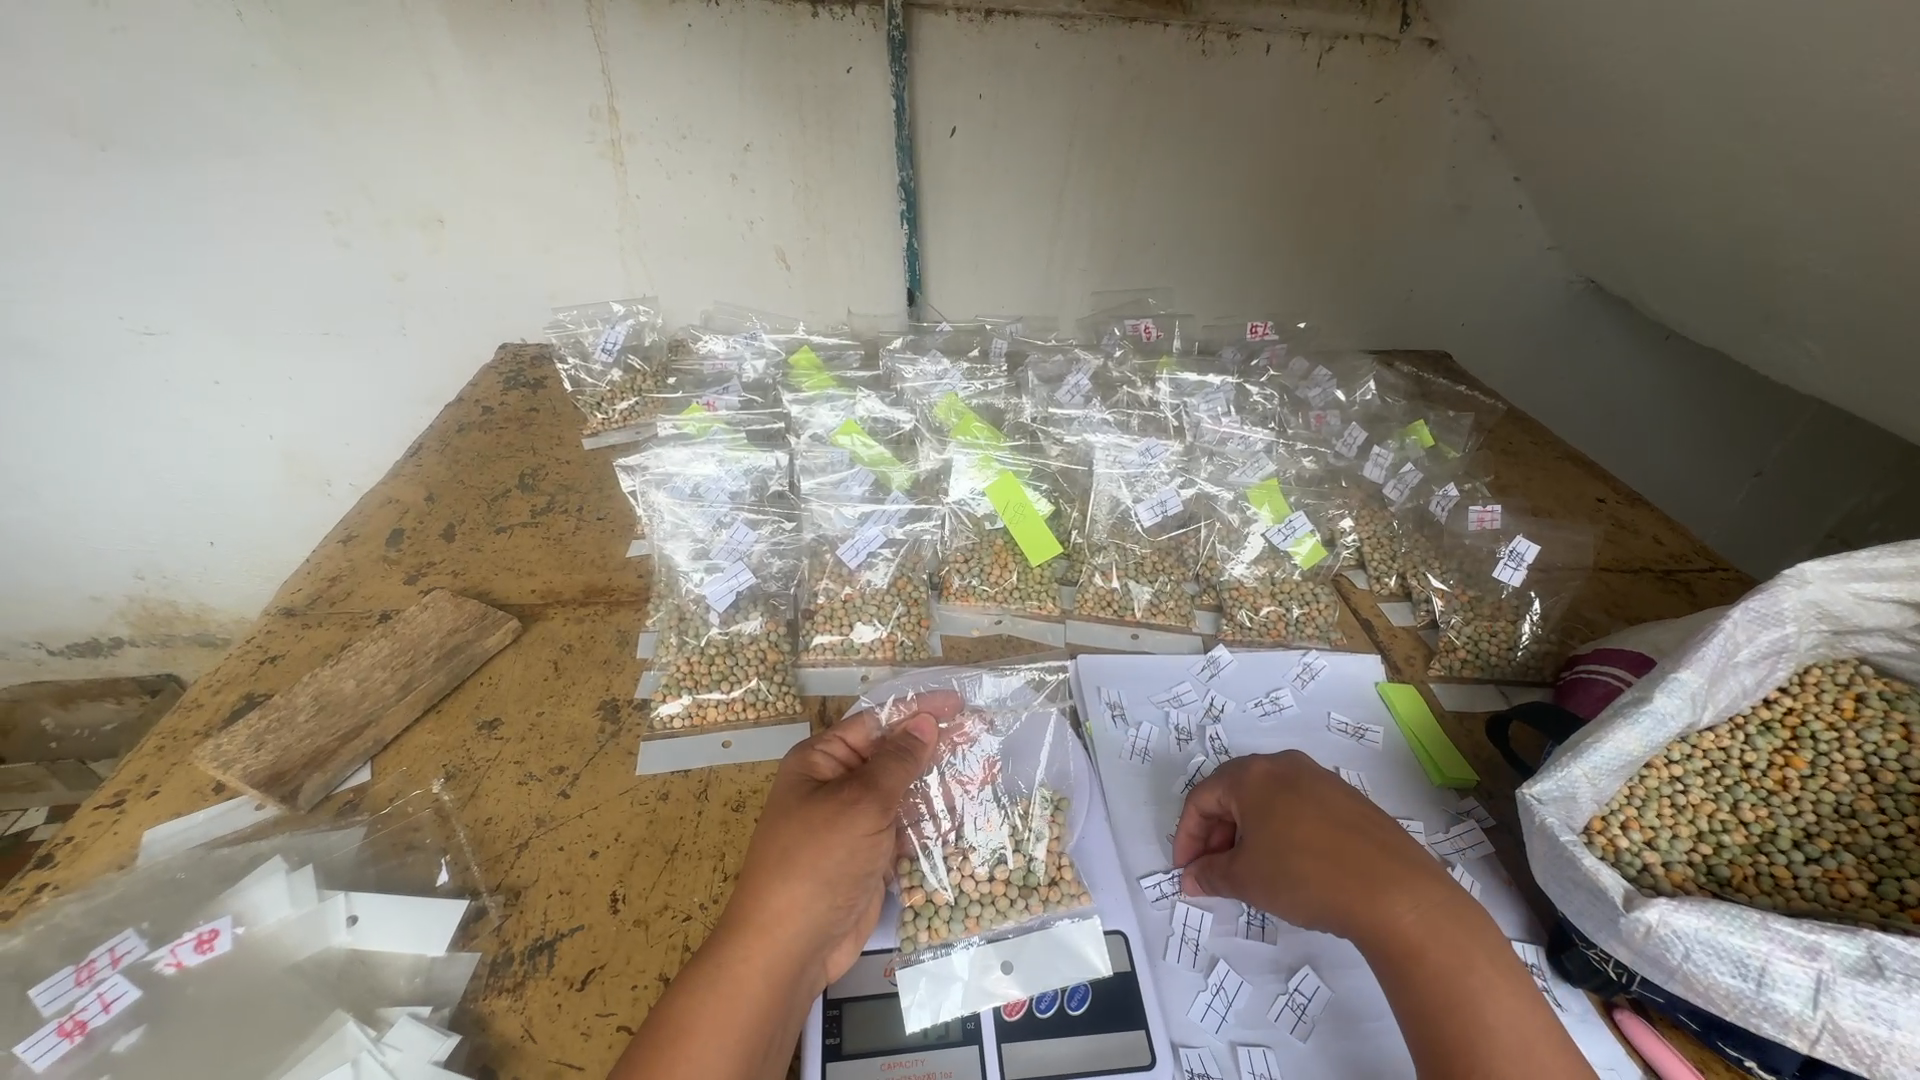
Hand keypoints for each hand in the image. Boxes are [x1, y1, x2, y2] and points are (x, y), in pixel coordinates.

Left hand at [723, 691, 963, 987]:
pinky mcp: (868, 856)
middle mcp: (836, 785)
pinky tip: (962, 815)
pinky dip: (929, 823)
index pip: (876, 722)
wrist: (789, 947)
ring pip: (901, 793)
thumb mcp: (860, 802)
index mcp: (822, 760)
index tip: (959, 704)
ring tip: (982, 773)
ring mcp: (853, 823)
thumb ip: (897, 761)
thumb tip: (925, 722)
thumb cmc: (818, 861)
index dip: (917, 710)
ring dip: (936, 786)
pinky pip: (904, 829)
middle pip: (891, 756)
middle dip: (932, 747)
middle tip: (981, 735)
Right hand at [1172, 750, 1459, 942]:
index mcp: (1252, 774)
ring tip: (1251, 872)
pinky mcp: (1350, 801)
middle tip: (1214, 872)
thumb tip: (1192, 878)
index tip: (1187, 871)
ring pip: (1268, 801)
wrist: (1396, 893)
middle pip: (1234, 794)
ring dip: (1249, 834)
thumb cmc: (1305, 876)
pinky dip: (1282, 832)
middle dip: (1217, 834)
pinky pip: (1299, 809)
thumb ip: (1210, 874)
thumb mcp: (1246, 880)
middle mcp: (1284, 765)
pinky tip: (1291, 866)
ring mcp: (1322, 779)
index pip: (1201, 798)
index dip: (1187, 836)